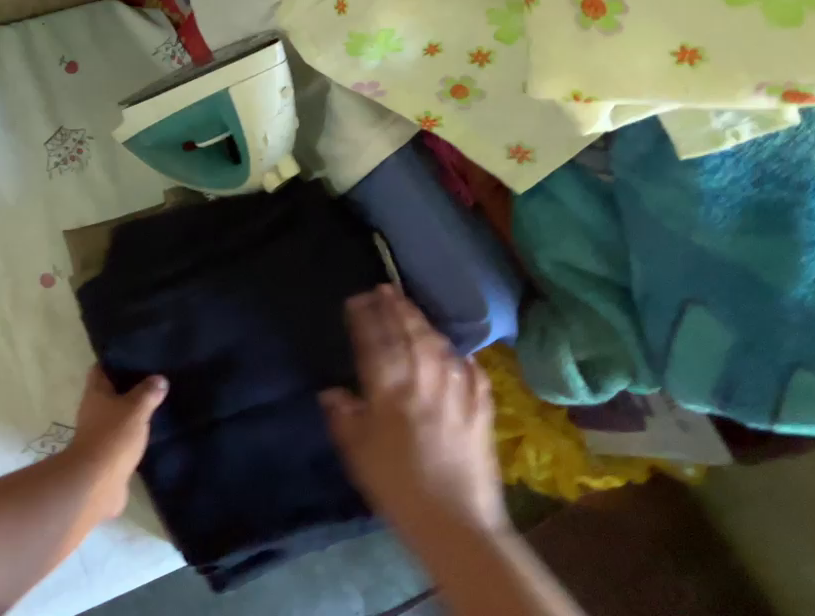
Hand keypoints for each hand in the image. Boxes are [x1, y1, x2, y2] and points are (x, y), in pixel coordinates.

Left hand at [65, 366, 167, 519]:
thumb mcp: (135, 409)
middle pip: (111, 391)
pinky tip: (154, 431)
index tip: (137, 356)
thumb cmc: (113, 436)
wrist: (98, 481)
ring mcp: (99, 431)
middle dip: (129, 386)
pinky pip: (123, 435)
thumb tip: (159, 378)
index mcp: (95, 391)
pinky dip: (135, 432)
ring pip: (118, 414)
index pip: (102, 367)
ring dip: (133, 411)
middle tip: (155, 379)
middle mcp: (94, 408)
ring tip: (159, 403)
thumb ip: (147, 393)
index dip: (116, 360)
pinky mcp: (108, 452)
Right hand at [320, 286, 506, 539]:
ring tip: (414, 312)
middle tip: (385, 290)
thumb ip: (344, 417)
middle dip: (397, 310)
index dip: (365, 318)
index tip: (356, 298)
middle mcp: (424, 386)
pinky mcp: (481, 416)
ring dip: (426, 327)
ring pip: (441, 351)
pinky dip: (466, 362)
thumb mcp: (356, 452)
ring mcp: (457, 399)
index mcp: (389, 392)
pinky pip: (475, 380)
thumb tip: (333, 391)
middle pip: (411, 338)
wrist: (455, 524)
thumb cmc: (396, 486)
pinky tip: (461, 354)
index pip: (375, 343)